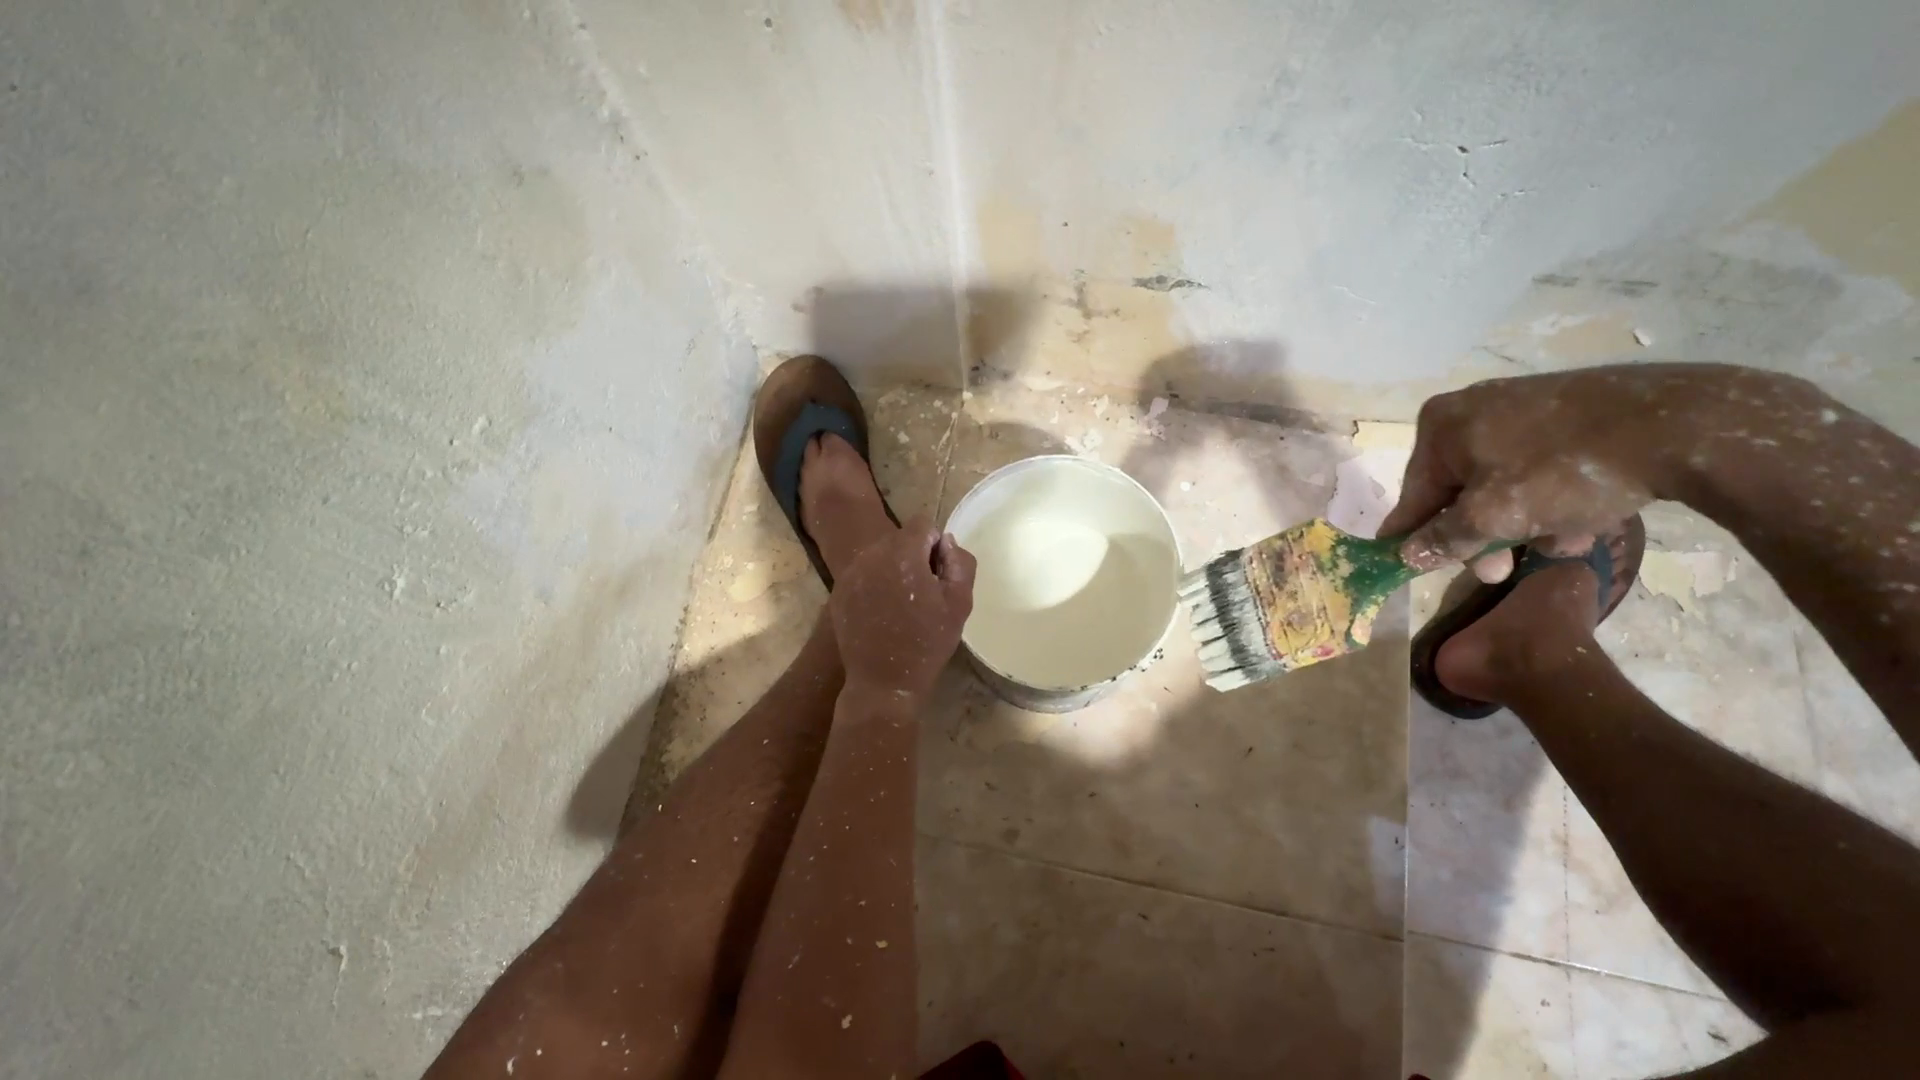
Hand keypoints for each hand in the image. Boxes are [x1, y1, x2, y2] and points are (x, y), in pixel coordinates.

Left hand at [828, 517, 976, 703]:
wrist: (883, 682)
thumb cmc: (927, 644)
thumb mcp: (959, 604)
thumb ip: (960, 563)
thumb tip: (946, 542)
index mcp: (902, 554)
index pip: (923, 524)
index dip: (935, 546)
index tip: (938, 574)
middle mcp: (870, 555)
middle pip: (899, 538)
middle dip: (914, 556)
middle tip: (923, 591)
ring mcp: (850, 574)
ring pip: (879, 555)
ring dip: (893, 568)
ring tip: (902, 603)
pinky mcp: (838, 591)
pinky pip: (863, 573)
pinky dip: (875, 584)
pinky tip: (883, 612)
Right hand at [1380, 363, 1810, 578]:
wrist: (1678, 426)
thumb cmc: (1561, 473)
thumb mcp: (1492, 517)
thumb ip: (1443, 538)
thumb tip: (1406, 554)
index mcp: (1440, 425)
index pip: (1415, 493)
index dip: (1415, 535)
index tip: (1412, 568)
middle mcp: (1473, 409)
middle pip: (1460, 489)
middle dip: (1481, 535)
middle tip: (1500, 572)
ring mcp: (1522, 407)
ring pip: (1502, 483)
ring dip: (1521, 524)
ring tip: (1557, 546)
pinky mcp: (1567, 413)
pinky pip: (1538, 467)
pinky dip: (1550, 499)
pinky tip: (1580, 522)